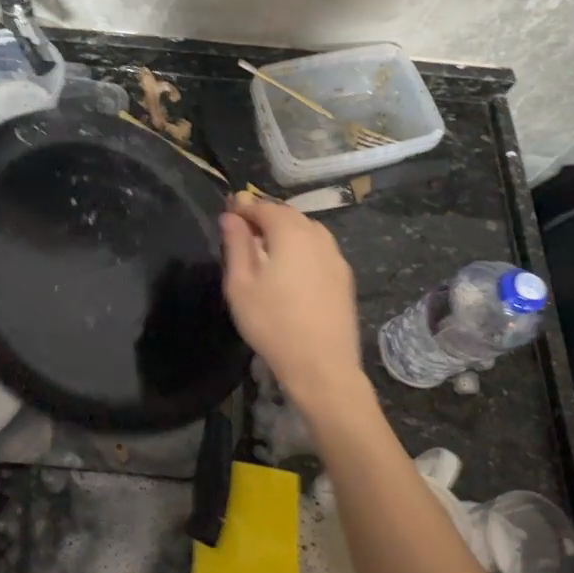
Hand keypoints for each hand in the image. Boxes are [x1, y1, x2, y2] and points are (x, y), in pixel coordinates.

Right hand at [221, 192, 363, 405]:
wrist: (322, 366)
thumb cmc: (272, 324)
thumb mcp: (241, 285)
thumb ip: (236, 245)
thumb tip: (230, 216)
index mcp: (290, 233)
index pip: (264, 207)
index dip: (245, 207)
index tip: (228, 213)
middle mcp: (317, 237)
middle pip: (289, 214)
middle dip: (266, 215)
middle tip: (244, 229)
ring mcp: (335, 256)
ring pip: (308, 229)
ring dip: (287, 229)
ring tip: (267, 247)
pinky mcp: (345, 277)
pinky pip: (320, 248)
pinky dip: (303, 246)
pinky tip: (293, 266)